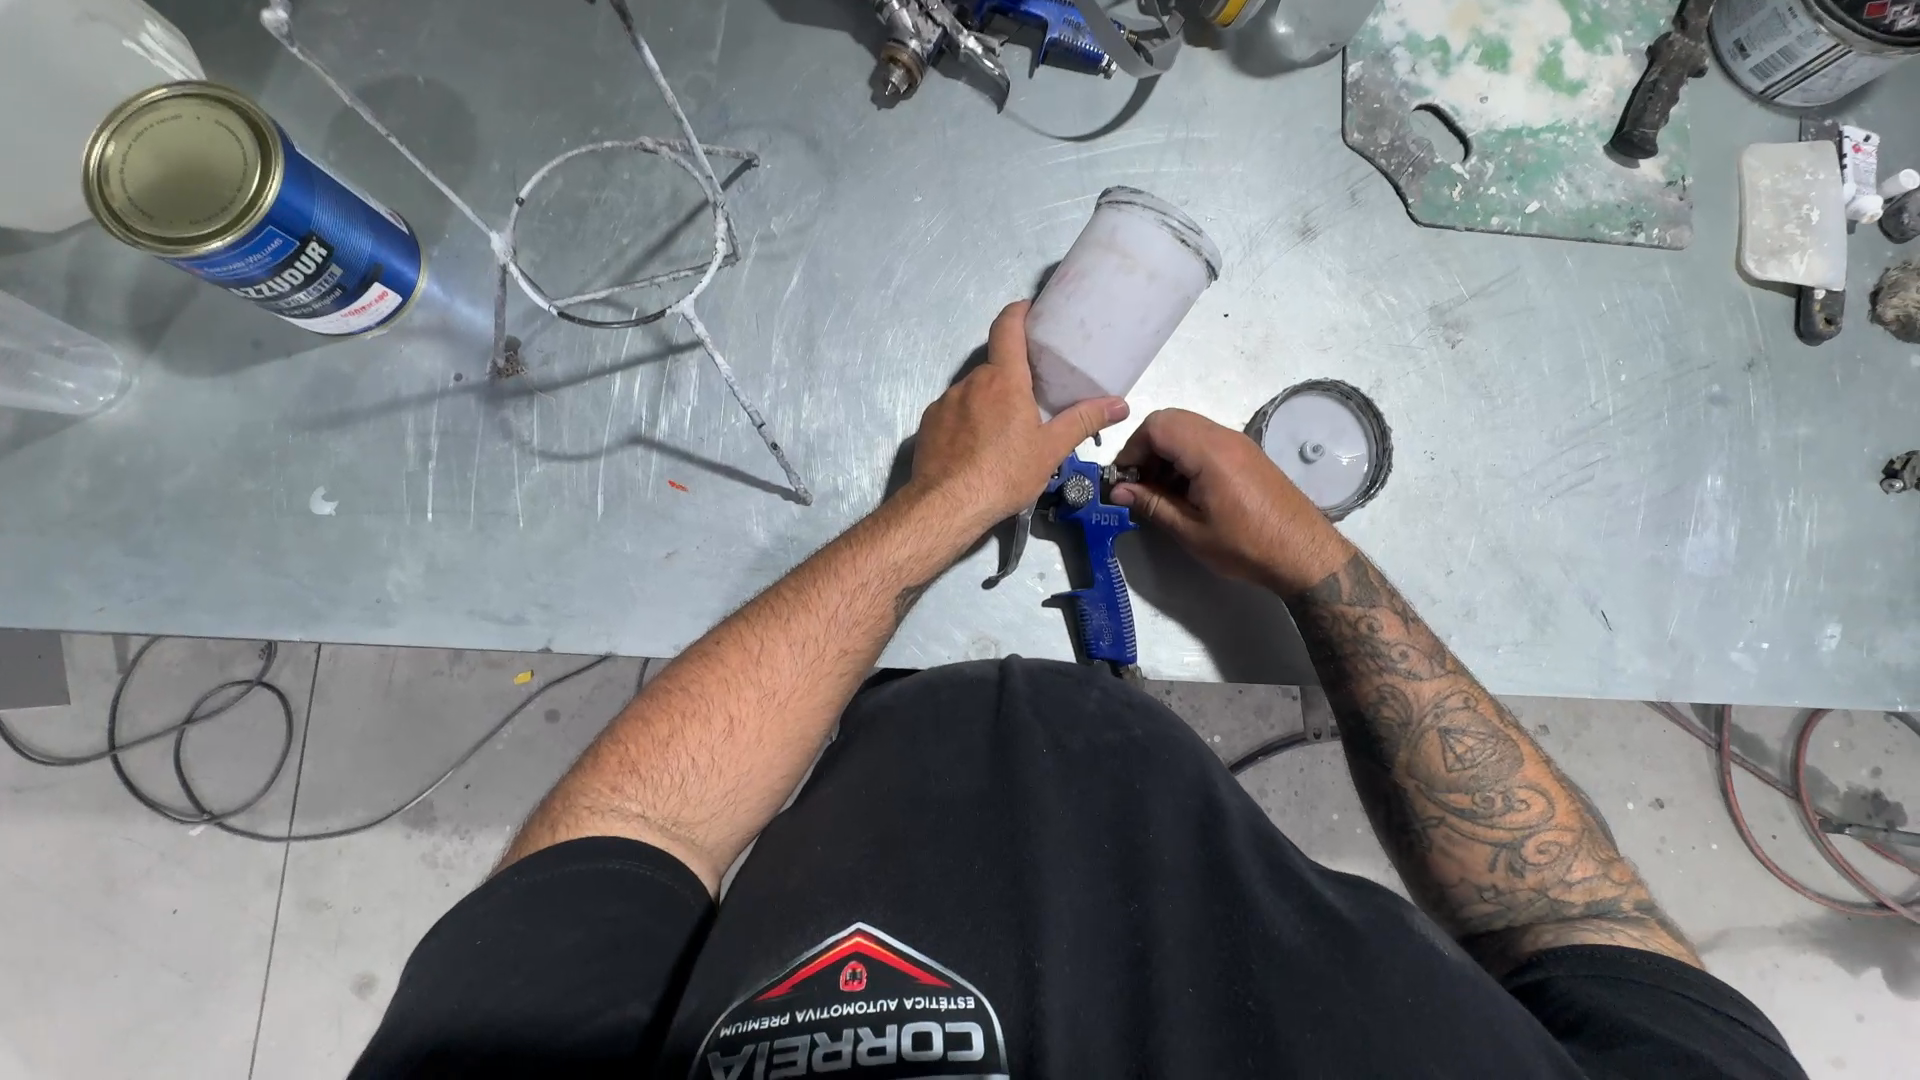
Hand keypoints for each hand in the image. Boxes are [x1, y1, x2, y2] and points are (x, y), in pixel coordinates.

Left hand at [907, 301, 1128, 532]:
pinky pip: (953, 414)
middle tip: (1030, 399)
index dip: (1018, 312)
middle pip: (993, 367)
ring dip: (988, 403)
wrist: (947, 506)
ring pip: (972, 392)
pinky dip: (966, 422)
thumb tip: (1120, 405)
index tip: (1029, 310)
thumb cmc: (1003, 474)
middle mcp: (971, 382)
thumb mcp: (1050, 450)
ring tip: (1003, 433)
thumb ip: (1083, 422)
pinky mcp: (928, 424)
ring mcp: (945, 403)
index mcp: (1004, 379)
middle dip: (1011, 378)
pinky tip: (976, 449)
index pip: (1007, 327)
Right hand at [1111, 409, 1353, 594]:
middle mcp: (1224, 437)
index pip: (1156, 426)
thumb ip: (1151, 504)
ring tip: (1159, 491)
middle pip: (1169, 421)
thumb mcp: (1190, 531)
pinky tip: (1184, 491)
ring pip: (1186, 428)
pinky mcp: (1246, 454)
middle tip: (1138, 484)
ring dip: (1165, 452)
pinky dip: (1184, 456)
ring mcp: (1238, 443)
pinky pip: (1204, 440)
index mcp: (1209, 452)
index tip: (1124, 480)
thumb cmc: (1245, 545)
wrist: (1303, 553)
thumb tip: (1117, 490)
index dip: (1132, 449)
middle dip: (1145, 448)